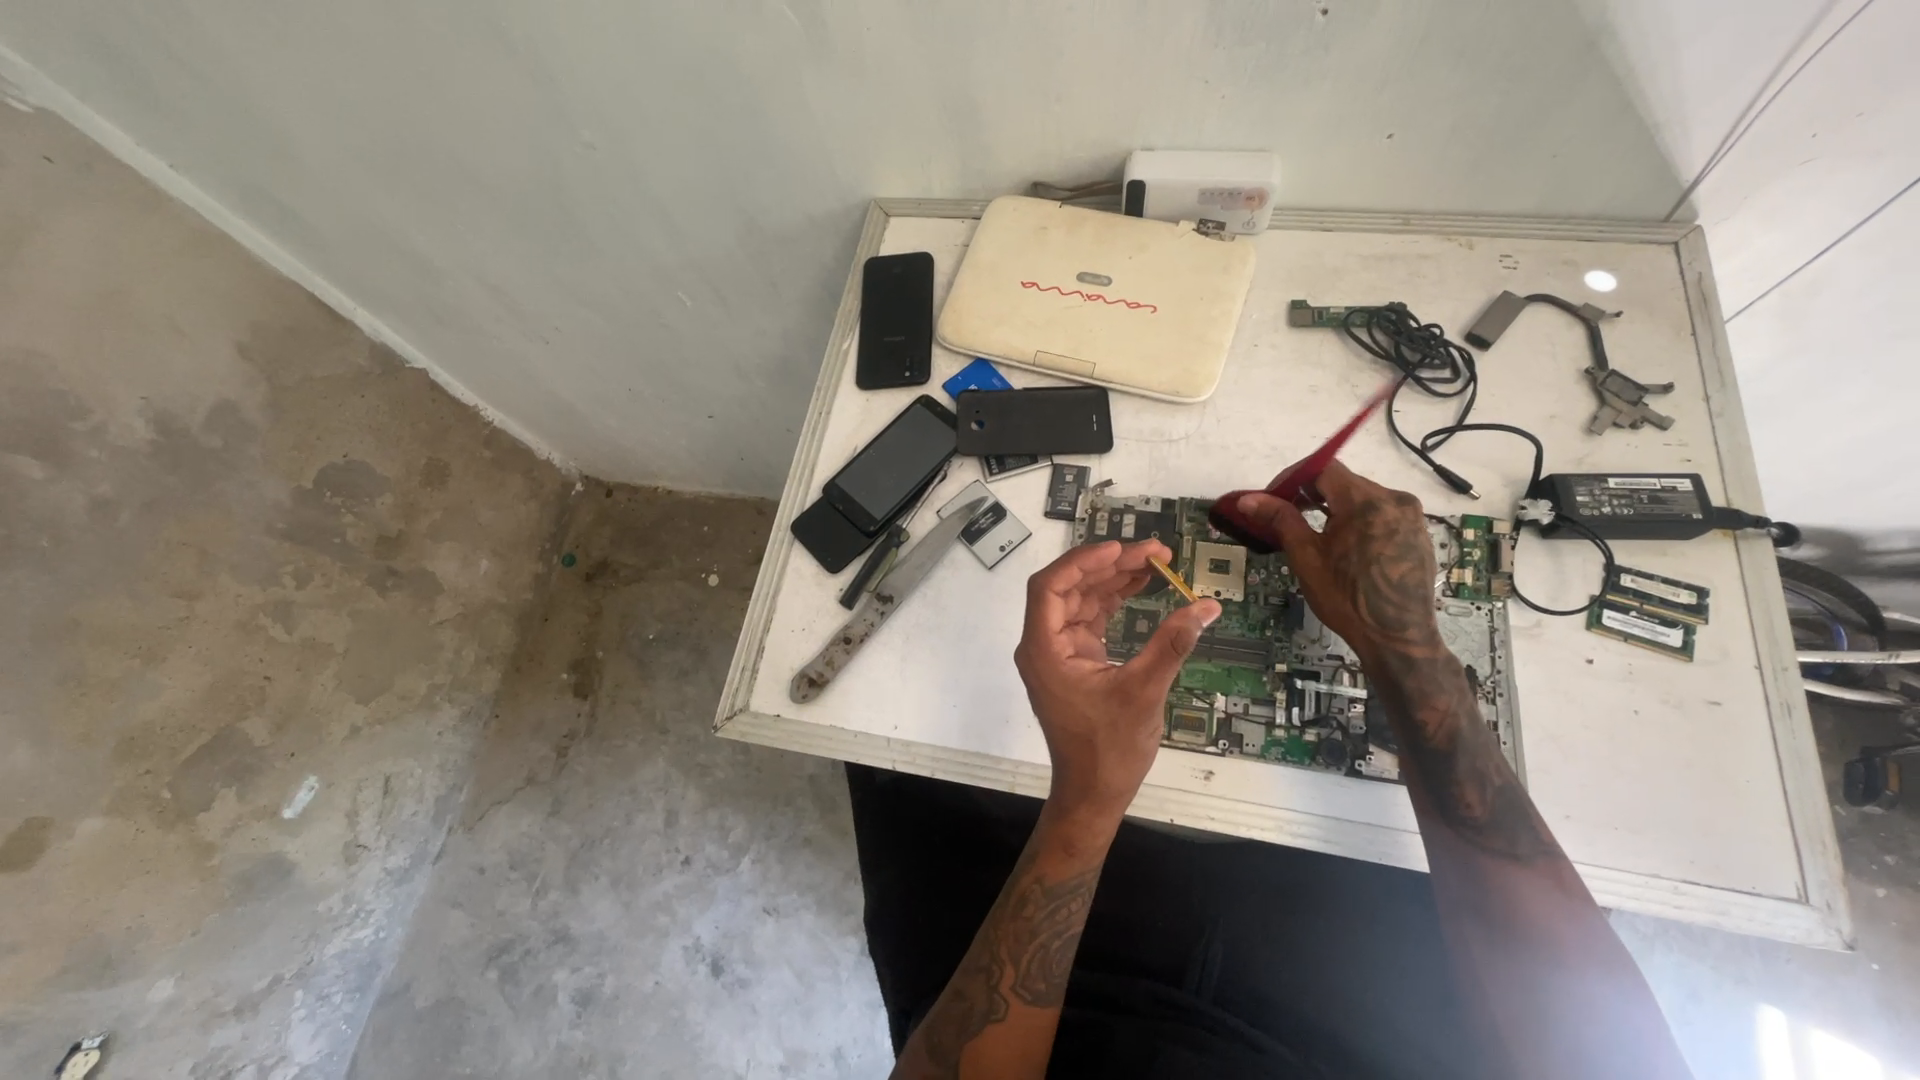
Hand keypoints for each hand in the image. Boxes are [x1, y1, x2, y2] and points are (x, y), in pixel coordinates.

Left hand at [1014, 541, 1220, 818]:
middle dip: (1108, 565)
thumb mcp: (1144, 693)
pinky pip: (1090, 620)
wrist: (1094, 792)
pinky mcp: (1075, 661)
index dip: (1083, 562)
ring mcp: (1058, 653)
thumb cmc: (1109, 749)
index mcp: (1044, 650)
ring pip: (1081, 601)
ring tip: (1156, 564)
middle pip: (1069, 588)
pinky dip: (1112, 602)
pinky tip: (1140, 588)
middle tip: (1155, 553)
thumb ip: (1172, 645)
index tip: (1121, 549)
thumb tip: (1207, 606)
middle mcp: (1044, 645)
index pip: (1051, 587)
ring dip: (1113, 581)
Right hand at [1233, 461, 1440, 665]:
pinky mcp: (1418, 533)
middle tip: (1287, 516)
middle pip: (1344, 482)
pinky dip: (1357, 520)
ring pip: (1362, 497)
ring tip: (1314, 533)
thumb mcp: (1306, 556)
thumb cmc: (1347, 598)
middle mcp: (1395, 499)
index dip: (1293, 477)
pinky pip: (1381, 514)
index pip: (1324, 468)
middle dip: (1311, 494)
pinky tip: (1344, 545)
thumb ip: (1280, 519)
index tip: (1274, 498)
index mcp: (1366, 501)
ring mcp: (1412, 516)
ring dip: (1334, 507)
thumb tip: (1248, 499)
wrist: (1397, 637)